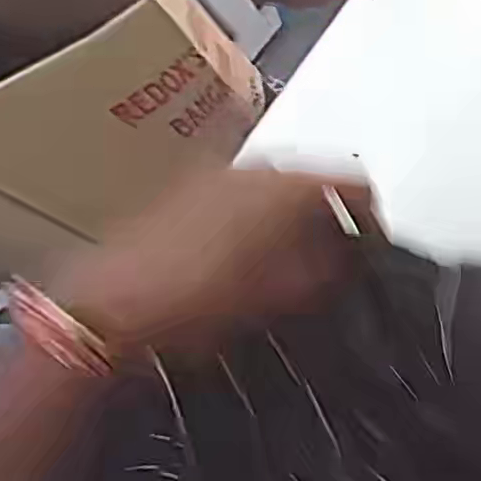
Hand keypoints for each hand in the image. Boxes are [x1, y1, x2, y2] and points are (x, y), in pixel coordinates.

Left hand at [51, 168, 369, 353]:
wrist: (107, 311)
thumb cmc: (199, 302)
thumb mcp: (293, 292)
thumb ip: (336, 265)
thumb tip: (352, 254)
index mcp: (289, 187)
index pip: (358, 185)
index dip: (373, 216)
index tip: (373, 241)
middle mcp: (253, 169)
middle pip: (318, 178)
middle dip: (334, 211)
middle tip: (339, 248)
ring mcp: (216, 174)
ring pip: (281, 183)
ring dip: (299, 211)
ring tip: (298, 251)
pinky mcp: (186, 188)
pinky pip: (246, 190)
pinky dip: (264, 211)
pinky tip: (256, 248)